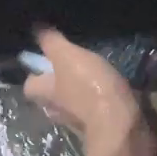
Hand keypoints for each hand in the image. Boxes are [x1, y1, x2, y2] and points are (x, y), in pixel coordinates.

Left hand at [23, 30, 156, 155]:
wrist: (125, 128)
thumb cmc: (91, 89)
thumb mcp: (67, 56)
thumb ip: (51, 42)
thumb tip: (35, 27)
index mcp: (46, 95)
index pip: (31, 85)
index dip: (36, 72)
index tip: (48, 57)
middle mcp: (60, 111)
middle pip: (55, 93)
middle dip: (64, 79)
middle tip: (78, 59)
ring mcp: (84, 120)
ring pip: (80, 100)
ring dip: (89, 87)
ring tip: (103, 65)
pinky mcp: (108, 124)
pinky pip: (105, 106)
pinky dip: (111, 96)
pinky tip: (123, 80)